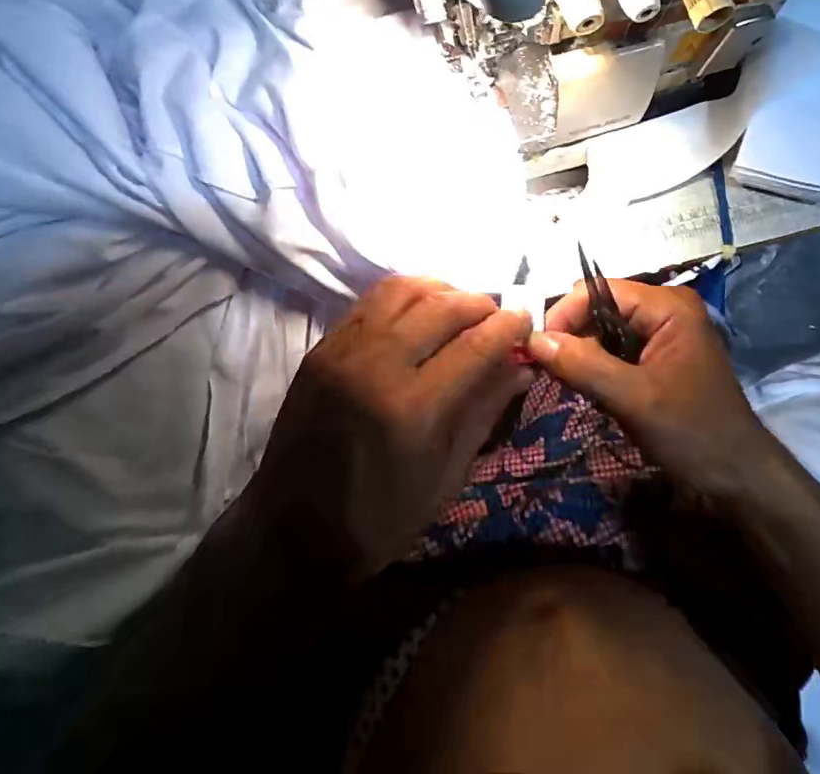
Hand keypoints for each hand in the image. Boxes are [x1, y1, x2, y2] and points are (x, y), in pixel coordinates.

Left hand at [243, 276, 533, 581]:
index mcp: (411, 409)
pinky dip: (405, 297)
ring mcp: (343, 350)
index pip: (475, 346)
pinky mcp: (322, 348)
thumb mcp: (446, 477)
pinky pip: (371, 302)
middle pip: (441, 307)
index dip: (509, 327)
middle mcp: (375, 365)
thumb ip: (484, 411)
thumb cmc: (379, 520)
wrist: (292, 530)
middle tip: (498, 317)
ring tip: (461, 308)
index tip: (527, 319)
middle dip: (481, 304)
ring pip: (402, 290)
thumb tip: (522, 365)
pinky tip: (420, 313)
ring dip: (442, 291)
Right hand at [527, 280, 780, 501]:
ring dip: (582, 355)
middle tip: (548, 371)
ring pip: (603, 331)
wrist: (738, 476)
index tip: (537, 350)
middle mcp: (665, 309)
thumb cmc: (692, 432)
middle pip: (599, 308)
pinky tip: (591, 390)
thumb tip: (533, 340)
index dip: (564, 314)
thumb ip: (583, 365)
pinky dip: (597, 368)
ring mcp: (662, 333)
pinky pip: (615, 350)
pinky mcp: (658, 356)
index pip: (598, 291)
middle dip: (572, 336)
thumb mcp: (633, 399)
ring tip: (569, 384)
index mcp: (667, 306)